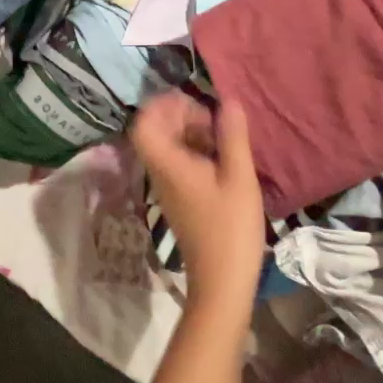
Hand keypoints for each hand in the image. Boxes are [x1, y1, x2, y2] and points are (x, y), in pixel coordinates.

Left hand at [130, 93, 265, 308]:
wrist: (222, 282)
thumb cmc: (230, 228)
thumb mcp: (239, 177)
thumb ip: (233, 137)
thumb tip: (227, 101)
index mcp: (168, 165)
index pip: (143, 125)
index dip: (161, 105)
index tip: (192, 100)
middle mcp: (161, 174)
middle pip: (155, 133)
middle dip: (180, 116)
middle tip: (213, 118)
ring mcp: (169, 189)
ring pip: (168, 148)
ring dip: (191, 134)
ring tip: (223, 136)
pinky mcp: (181, 200)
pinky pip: (179, 164)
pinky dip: (197, 152)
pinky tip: (223, 158)